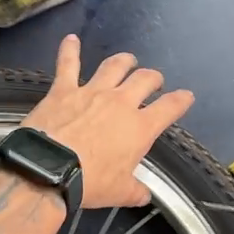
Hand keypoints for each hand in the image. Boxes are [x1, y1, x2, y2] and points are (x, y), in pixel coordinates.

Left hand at [20, 35, 194, 207]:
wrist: (47, 171)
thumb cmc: (90, 183)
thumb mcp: (120, 193)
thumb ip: (135, 191)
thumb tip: (143, 195)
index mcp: (140, 127)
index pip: (170, 108)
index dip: (181, 100)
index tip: (186, 97)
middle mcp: (120, 102)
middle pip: (144, 80)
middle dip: (153, 78)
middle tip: (153, 81)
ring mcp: (91, 91)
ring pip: (114, 66)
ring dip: (124, 61)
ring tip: (128, 60)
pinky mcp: (63, 89)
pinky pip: (68, 64)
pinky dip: (70, 50)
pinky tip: (70, 39)